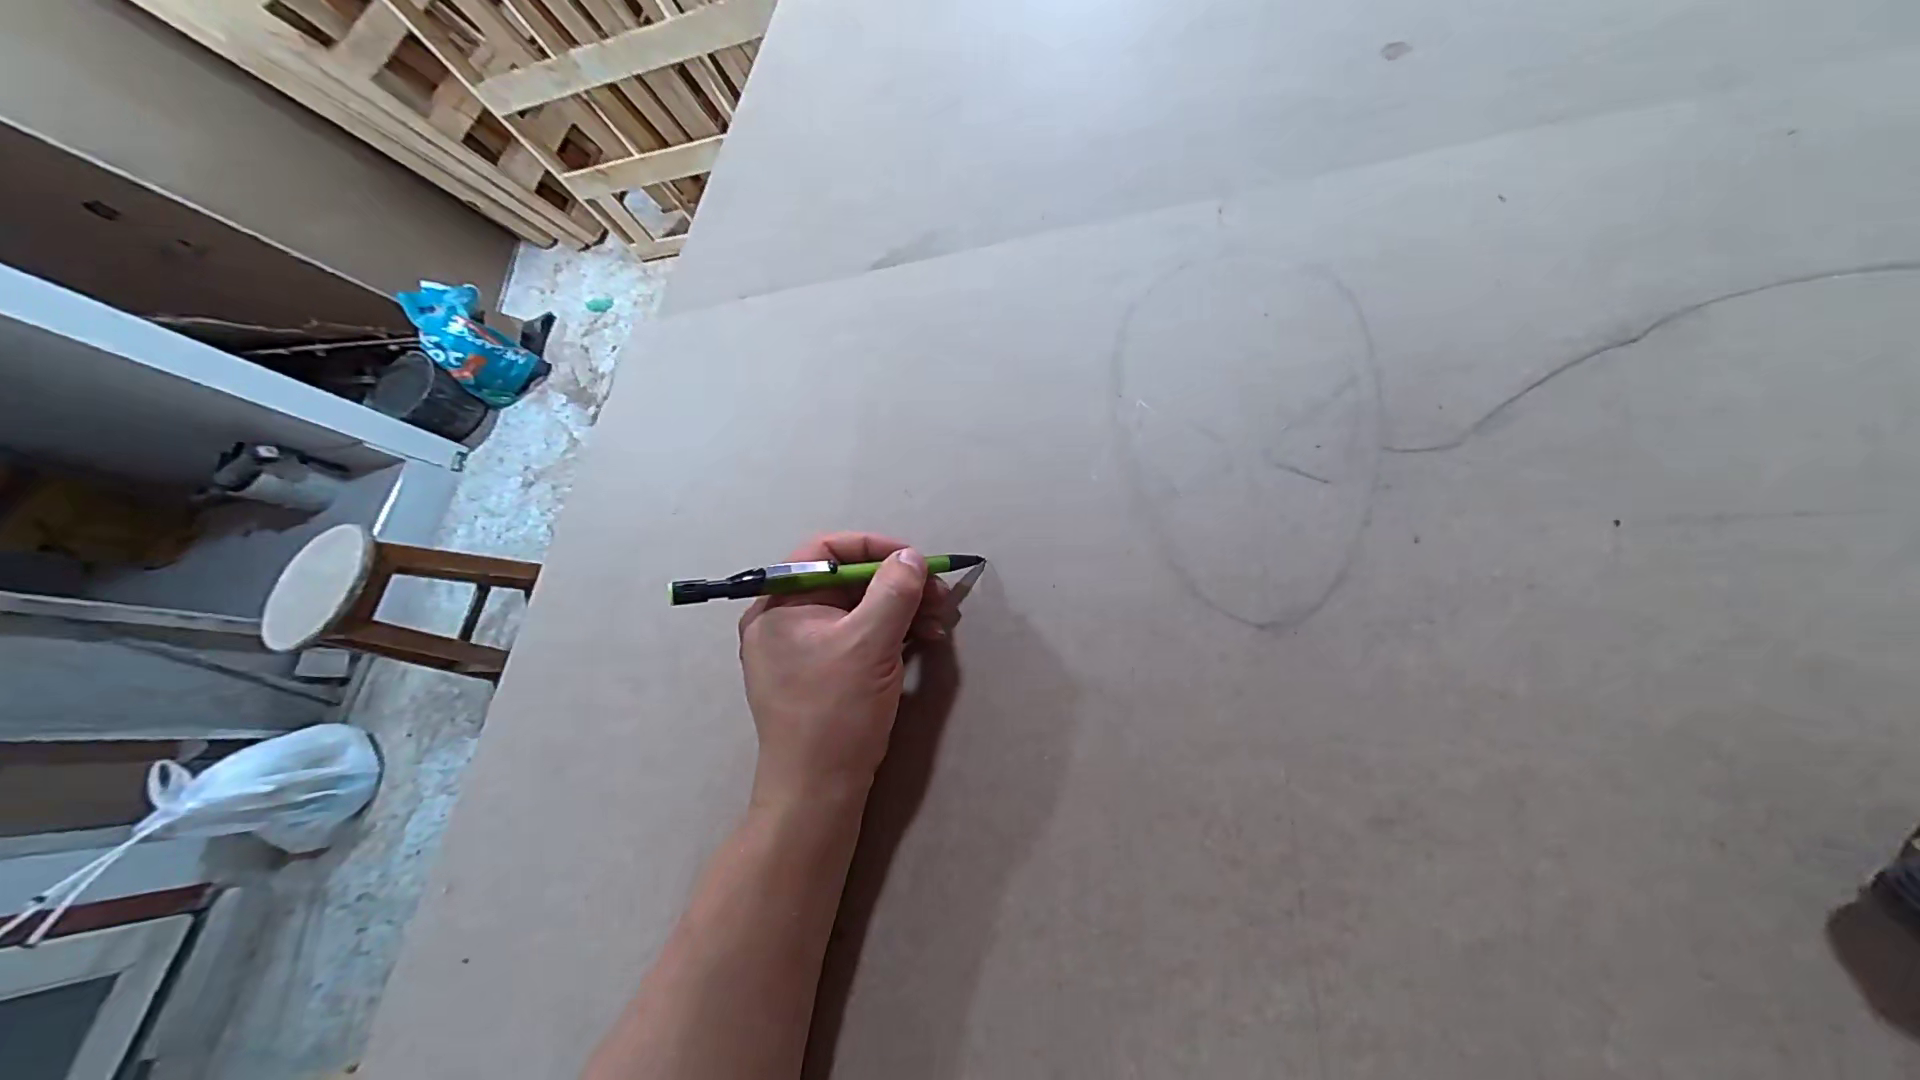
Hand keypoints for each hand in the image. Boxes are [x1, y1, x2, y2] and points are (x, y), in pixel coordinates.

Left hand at [739, 533, 952, 809]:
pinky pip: (859, 635)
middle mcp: (785, 619)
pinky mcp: (823, 671)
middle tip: (939, 596)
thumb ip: (894, 591)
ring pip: (858, 608)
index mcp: (778, 604)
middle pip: (847, 580)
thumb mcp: (870, 644)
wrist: (818, 792)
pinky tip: (925, 638)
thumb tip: (911, 557)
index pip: (826, 551)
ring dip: (902, 608)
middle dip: (898, 584)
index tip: (916, 561)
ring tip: (941, 621)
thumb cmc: (836, 713)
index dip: (875, 548)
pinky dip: (892, 632)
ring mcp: (803, 647)